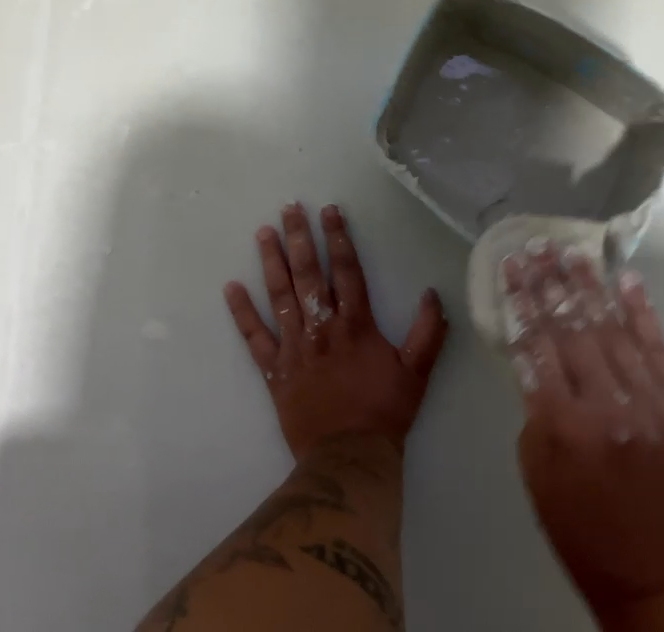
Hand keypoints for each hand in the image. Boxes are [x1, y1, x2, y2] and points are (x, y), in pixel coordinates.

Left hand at [225, 203, 449, 459]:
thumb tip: (433, 293)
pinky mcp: (275, 370)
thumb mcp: (417, 372)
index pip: (346, 270)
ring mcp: (295, 347)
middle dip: (299, 238)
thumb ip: (428, 332)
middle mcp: (323, 328)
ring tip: (263, 233)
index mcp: (356, 324)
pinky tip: (231, 288)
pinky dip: (242, 312)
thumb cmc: (385, 412)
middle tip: (289, 208)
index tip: (329, 211)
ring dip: (271, 262)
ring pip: (280, 297)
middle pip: (308, 274)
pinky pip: (255, 337)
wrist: (348, 455)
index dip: (338, 238)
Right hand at [506, 244, 663, 616]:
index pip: (535, 344)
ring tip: (572, 251)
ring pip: (614, 329)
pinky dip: (642, 311)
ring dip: (590, 286)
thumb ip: (536, 404)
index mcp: (562, 424)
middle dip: (550, 281)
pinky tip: (626, 280)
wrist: (653, 566)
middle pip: (572, 327)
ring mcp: (650, 402)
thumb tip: (538, 354)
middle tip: (537, 245)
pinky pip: (659, 348)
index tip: (511, 266)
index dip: (521, 300)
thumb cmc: (577, 523)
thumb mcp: (535, 466)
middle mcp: (607, 405)